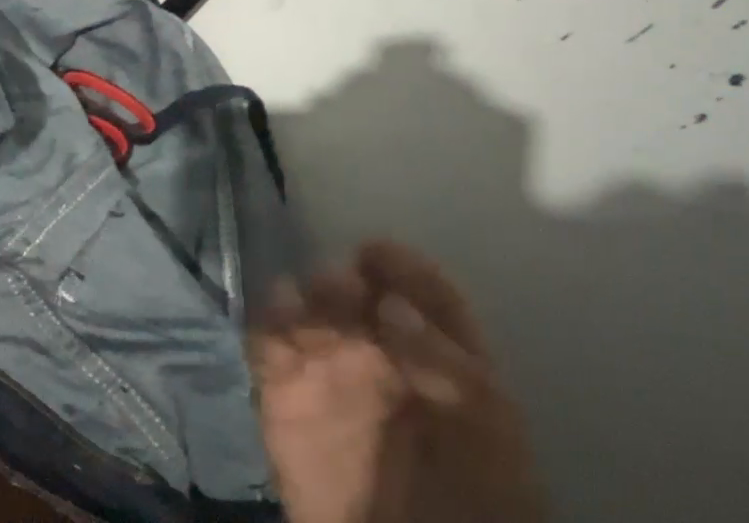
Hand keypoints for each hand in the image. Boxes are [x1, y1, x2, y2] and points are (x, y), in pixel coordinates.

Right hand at [253, 241, 545, 522]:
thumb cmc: (470, 496)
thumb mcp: (483, 430)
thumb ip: (442, 363)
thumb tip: (390, 303)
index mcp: (441, 357)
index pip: (423, 295)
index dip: (402, 268)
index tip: (376, 251)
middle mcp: (381, 354)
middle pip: (357, 296)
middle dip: (345, 280)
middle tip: (339, 284)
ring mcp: (327, 370)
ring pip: (306, 312)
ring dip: (302, 297)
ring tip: (305, 302)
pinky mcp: (279, 391)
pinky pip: (264, 345)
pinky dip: (264, 324)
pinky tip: (273, 317)